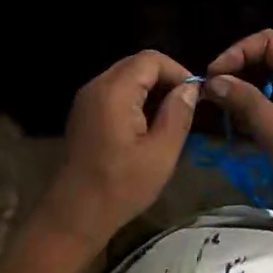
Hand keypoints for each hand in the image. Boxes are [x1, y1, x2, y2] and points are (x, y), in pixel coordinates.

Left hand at [32, 50, 199, 257]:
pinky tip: (148, 124)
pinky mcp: (83, 113)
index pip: (150, 59)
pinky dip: (134, 98)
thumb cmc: (121, 186)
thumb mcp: (161, 153)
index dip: (178, 71)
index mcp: (114, 91)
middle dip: (165, 78)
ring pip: (125, 77)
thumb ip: (178, 114)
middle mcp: (96, 86)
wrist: (75, 213)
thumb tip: (190, 88)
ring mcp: (86, 99)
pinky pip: (113, 92)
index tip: (196, 96)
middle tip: (186, 106)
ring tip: (171, 116)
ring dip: (150, 89)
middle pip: (136, 64)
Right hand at [204, 30, 272, 215]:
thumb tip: (213, 81)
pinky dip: (259, 101)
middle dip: (239, 71)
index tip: (215, 77)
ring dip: (247, 88)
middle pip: (268, 53)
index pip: (268, 40)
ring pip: (270, 73)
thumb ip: (245, 102)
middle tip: (216, 95)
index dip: (237, 52)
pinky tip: (247, 124)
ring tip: (229, 112)